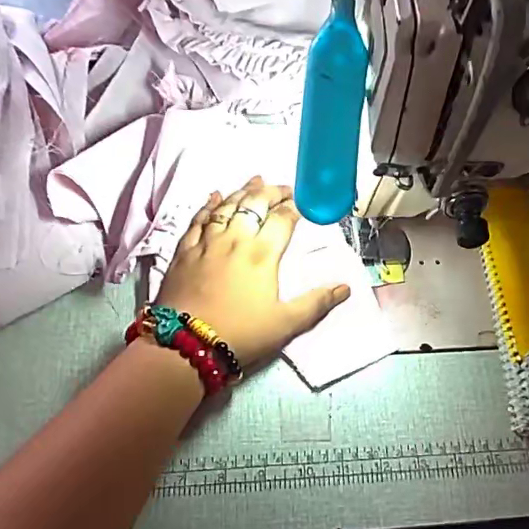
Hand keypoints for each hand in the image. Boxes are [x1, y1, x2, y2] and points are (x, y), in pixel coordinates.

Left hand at [156, 177, 350, 370]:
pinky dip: (209, 205)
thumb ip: (316, 303)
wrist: (184, 346)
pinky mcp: (184, 252)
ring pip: (226, 206)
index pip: (282, 219)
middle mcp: (235, 240)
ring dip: (243, 191)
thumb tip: (344, 288)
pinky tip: (215, 197)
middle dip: (271, 192)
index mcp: (262, 254)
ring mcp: (206, 243)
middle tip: (283, 189)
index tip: (303, 203)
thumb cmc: (240, 335)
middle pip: (254, 203)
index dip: (295, 207)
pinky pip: (198, 220)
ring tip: (255, 181)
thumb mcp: (286, 324)